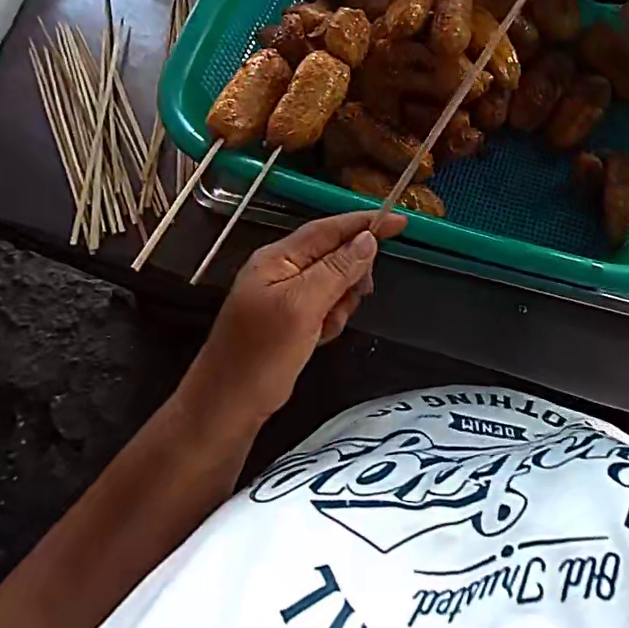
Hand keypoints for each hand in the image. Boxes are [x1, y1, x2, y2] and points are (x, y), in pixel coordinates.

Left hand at [186, 211, 406, 422]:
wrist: (227, 406)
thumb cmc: (259, 355)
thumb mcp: (302, 307)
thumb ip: (337, 270)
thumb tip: (368, 240)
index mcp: (278, 258)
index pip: (330, 229)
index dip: (366, 222)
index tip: (401, 222)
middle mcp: (283, 270)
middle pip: (336, 254)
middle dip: (352, 275)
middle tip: (357, 296)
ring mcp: (287, 294)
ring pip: (337, 282)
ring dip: (342, 302)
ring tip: (327, 325)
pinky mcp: (292, 318)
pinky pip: (327, 305)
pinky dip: (332, 319)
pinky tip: (319, 336)